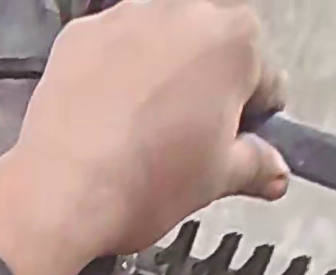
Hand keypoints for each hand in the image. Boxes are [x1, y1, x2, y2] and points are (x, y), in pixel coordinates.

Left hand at [0, 0, 288, 274]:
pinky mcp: (77, 38)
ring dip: (151, 81)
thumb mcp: (211, 183)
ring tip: (129, 138)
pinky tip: (96, 123)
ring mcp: (126, 18)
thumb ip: (252, 166)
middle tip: (172, 148)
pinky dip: (104, 81)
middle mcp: (184, 9)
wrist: (60, 195)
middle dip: (198, 95)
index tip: (227, 147)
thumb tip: (275, 172)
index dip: (247, 121)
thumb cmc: (141, 187)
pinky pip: (103, 56)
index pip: (261, 79)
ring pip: (153, 48)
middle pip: (206, 53)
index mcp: (235, 40)